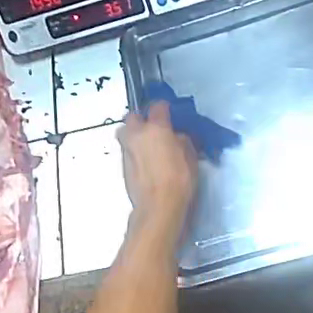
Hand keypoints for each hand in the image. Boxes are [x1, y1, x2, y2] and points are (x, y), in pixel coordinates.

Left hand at [119, 102, 197, 231]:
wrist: (157, 206)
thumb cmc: (179, 180)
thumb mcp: (190, 158)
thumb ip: (182, 142)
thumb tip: (176, 137)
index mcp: (156, 128)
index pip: (157, 106)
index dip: (164, 108)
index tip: (169, 114)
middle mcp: (137, 134)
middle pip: (132, 116)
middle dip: (140, 119)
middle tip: (152, 129)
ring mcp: (127, 150)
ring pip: (125, 133)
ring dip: (134, 135)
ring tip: (147, 146)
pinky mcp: (122, 166)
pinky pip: (127, 151)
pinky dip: (134, 152)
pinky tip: (146, 162)